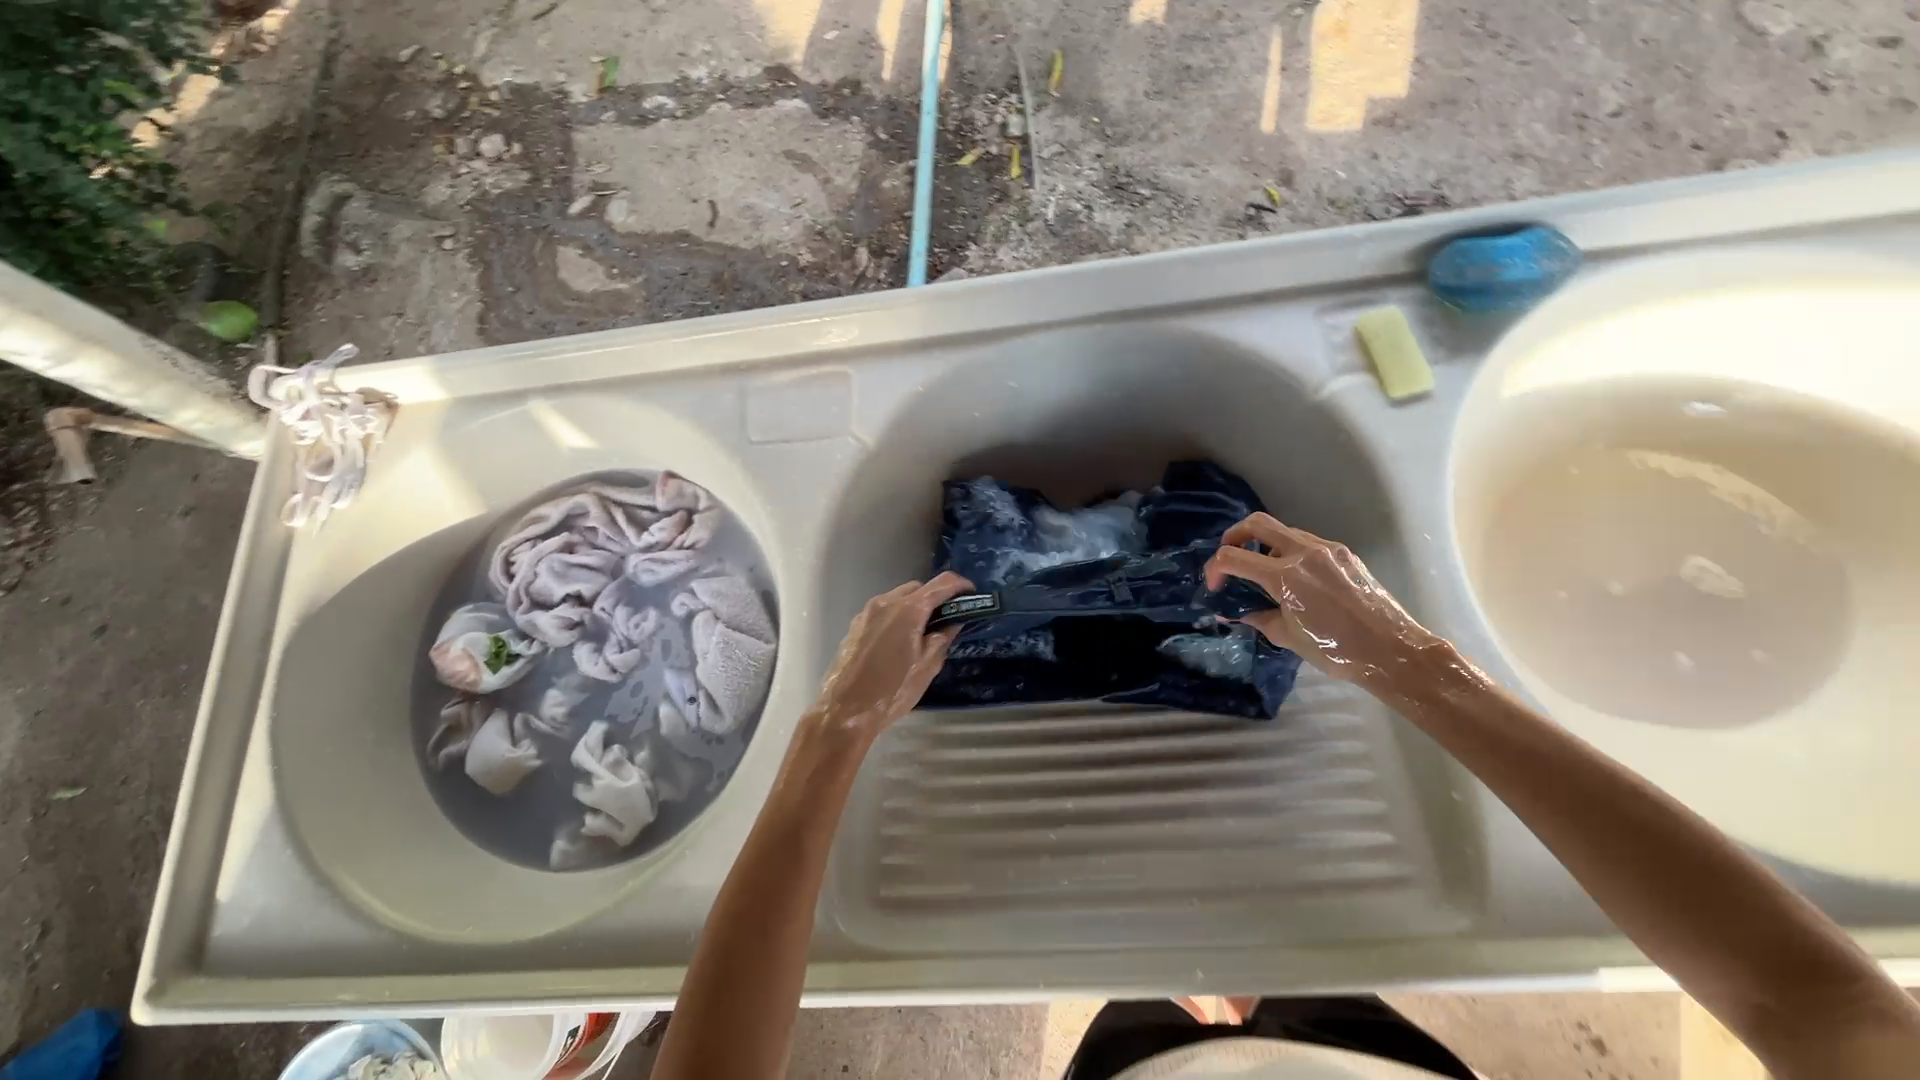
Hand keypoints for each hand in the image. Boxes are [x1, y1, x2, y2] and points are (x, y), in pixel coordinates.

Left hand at [805, 572, 973, 741]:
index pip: (942, 583)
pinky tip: (898, 643)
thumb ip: (942, 639)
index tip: (971, 595)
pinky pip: (882, 612)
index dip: (961, 585)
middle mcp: (885, 603)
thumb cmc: (892, 690)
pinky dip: (896, 618)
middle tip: (946, 621)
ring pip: (897, 599)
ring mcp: (866, 613)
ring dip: (913, 608)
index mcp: (908, 610)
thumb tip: (951, 624)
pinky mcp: (854, 626)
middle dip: (934, 599)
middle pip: (917, 588)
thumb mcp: (927, 667)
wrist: (845, 711)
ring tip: (922, 635)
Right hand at [1205, 514, 1464, 701]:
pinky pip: (1308, 543)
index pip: (1233, 557)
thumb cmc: (1336, 650)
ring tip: (1265, 573)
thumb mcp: (1287, 638)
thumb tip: (1238, 613)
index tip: (1215, 587)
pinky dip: (1291, 552)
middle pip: (1256, 523)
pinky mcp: (1344, 554)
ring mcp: (1327, 550)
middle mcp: (1304, 553)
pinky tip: (1296, 579)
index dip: (1214, 568)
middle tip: (1230, 557)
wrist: (1391, 650)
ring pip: (1284, 531)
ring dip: (1265, 545)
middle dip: (1234, 536)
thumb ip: (1258, 618)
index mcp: (1285, 577)